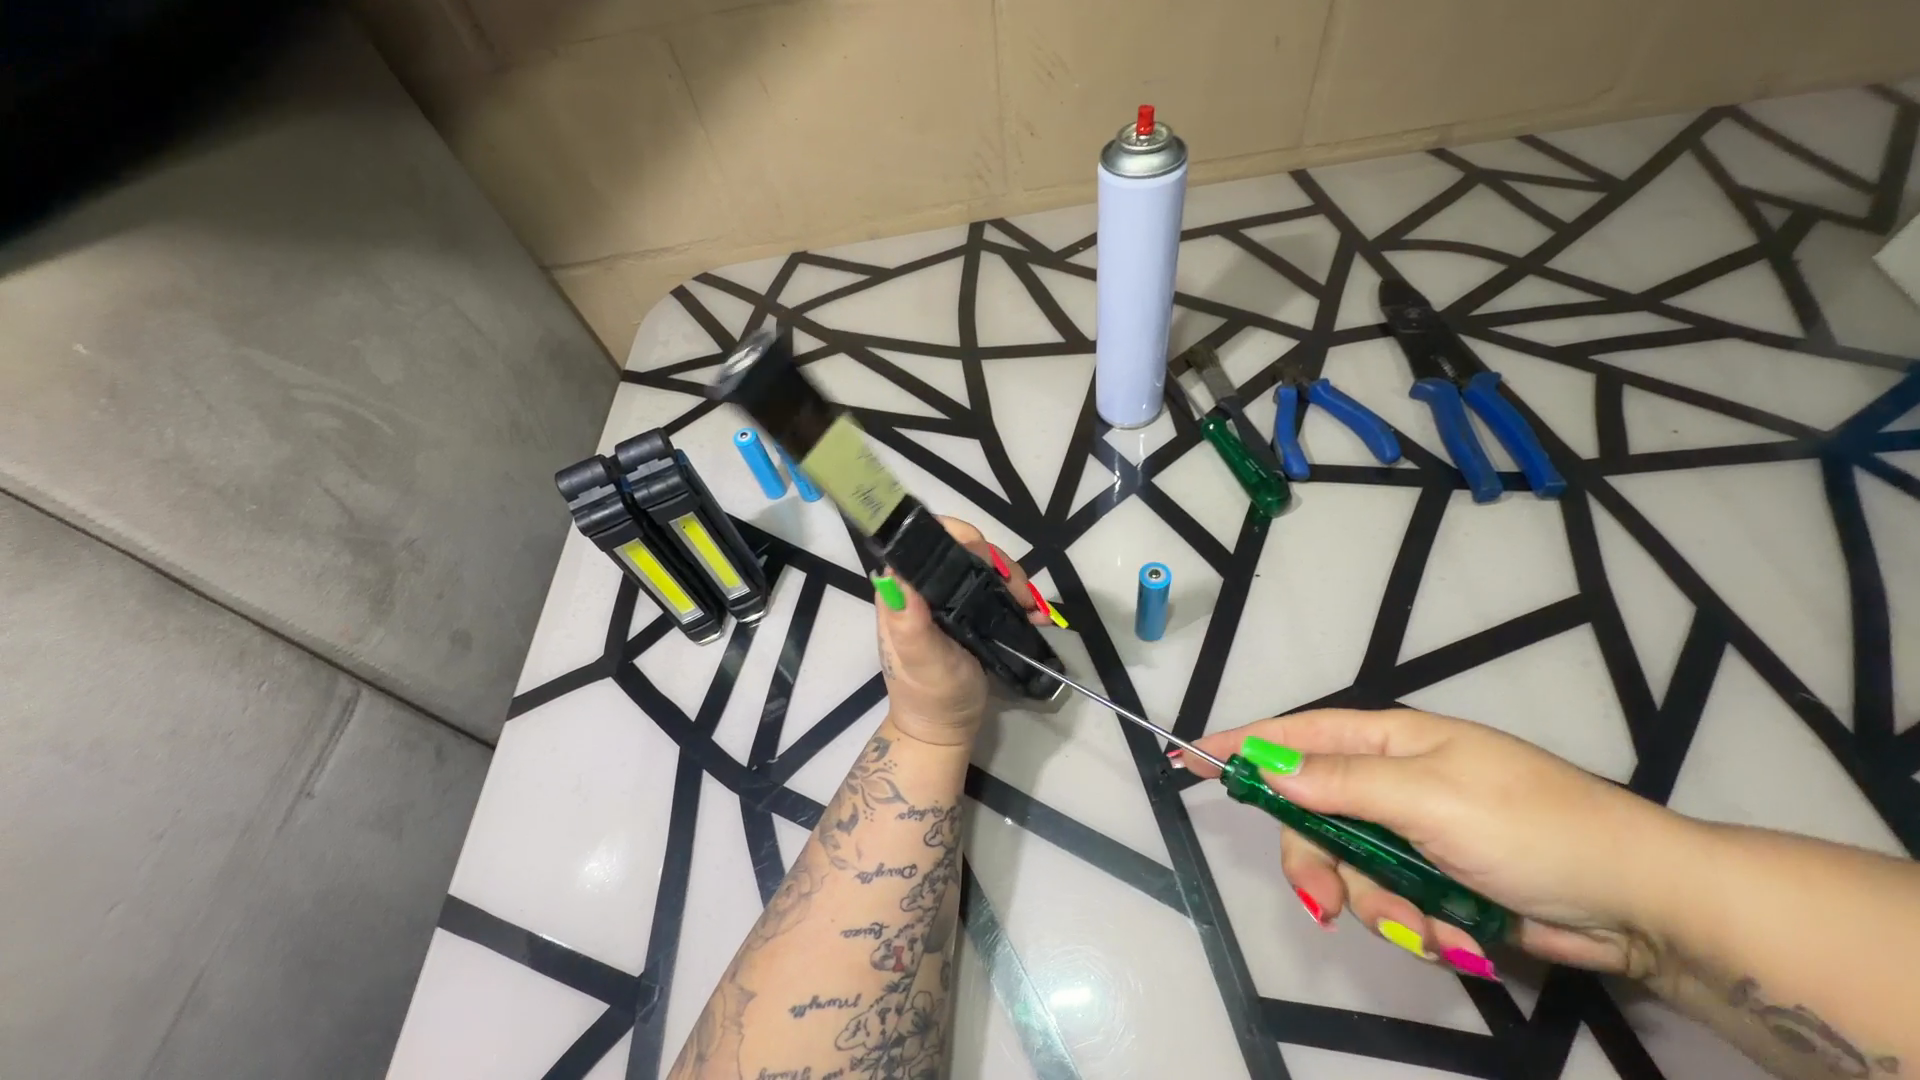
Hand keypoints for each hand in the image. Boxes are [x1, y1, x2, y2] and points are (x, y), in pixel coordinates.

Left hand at [873, 516, 1046, 746]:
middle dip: (997, 564)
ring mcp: (949, 599)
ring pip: (985, 568)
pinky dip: (1020, 598)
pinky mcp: (971, 613)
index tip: (986, 556)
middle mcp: (924, 588)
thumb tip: (896, 576)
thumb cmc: (929, 695)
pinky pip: (997, 591)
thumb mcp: (921, 660)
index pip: (925, 541)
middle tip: (1020, 594)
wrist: (945, 730)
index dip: (957, 536)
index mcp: (904, 591)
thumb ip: (909, 622)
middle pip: (964, 549)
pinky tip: (1037, 615)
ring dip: (1014, 582)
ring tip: (1032, 609)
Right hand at [1185, 708, 1693, 980]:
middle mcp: (1388, 780)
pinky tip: (1446, 933)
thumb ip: (1343, 782)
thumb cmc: (1534, 827)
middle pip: (1307, 814)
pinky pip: (1380, 897)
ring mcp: (1407, 832)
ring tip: (1420, 925)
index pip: (1295, 734)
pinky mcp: (1427, 878)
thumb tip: (1270, 766)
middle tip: (1325, 899)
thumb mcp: (1432, 797)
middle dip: (1315, 860)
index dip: (1241, 745)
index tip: (1188, 756)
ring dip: (1370, 901)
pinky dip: (1404, 921)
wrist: (1636, 902)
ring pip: (1341, 865)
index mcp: (1388, 741)